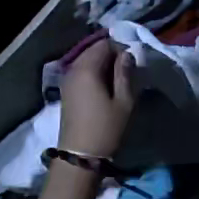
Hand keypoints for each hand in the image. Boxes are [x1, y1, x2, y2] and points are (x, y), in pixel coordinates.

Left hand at [58, 39, 134, 157]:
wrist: (80, 154)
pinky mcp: (66, 91)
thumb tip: (126, 55)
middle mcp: (73, 69)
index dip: (120, 49)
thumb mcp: (124, 101)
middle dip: (111, 55)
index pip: (104, 44)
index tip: (132, 64)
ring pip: (86, 61)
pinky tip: (104, 88)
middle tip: (127, 72)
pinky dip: (94, 74)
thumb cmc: (106, 127)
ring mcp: (66, 80)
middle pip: (93, 51)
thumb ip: (125, 73)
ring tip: (117, 81)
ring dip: (102, 66)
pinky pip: (81, 72)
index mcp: (87, 68)